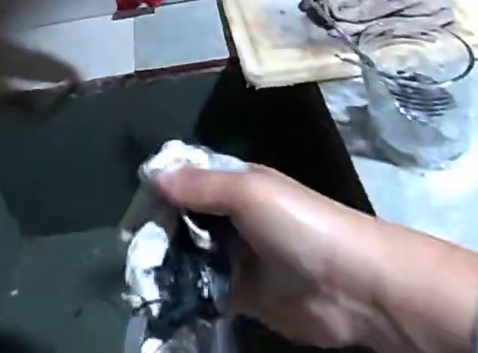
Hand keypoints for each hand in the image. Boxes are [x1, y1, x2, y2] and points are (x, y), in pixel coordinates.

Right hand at [154, 164, 477, 352]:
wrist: (348, 283)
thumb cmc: (298, 224)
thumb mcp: (250, 192)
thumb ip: (203, 186)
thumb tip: (155, 174)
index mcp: (240, 184)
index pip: (192, 180)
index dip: (163, 191)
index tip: (131, 212)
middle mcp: (237, 217)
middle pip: (188, 220)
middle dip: (161, 233)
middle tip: (129, 255)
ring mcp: (240, 257)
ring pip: (194, 257)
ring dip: (170, 266)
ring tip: (137, 283)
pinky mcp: (244, 296)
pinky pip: (206, 292)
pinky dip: (186, 296)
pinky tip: (162, 304)